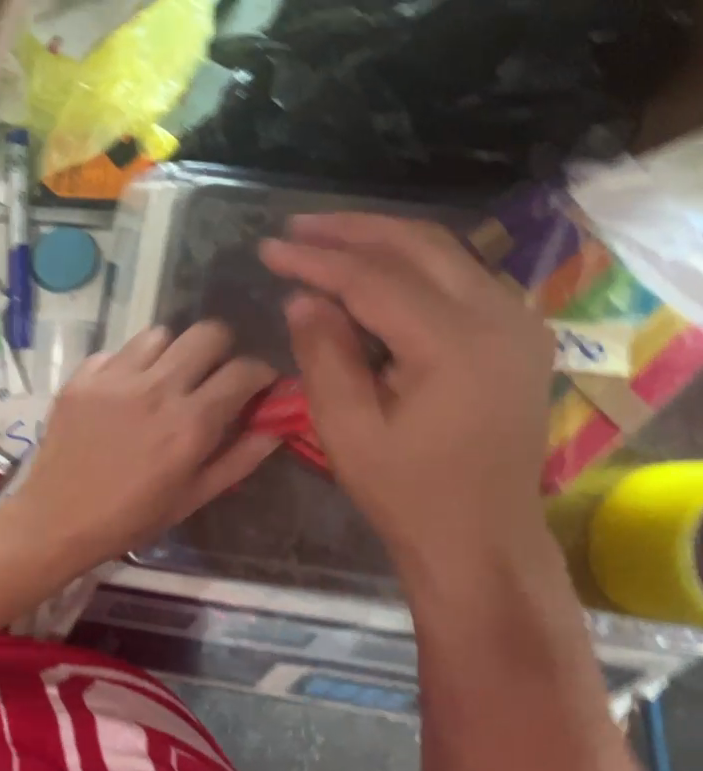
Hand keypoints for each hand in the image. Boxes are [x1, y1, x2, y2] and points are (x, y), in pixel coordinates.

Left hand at [3, 321, 278, 563]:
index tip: (252, 389)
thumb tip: (278, 424)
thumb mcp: (194, 496)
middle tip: (208, 376)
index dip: (258, 375)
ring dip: (169, 353)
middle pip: (207, 332)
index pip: (246, 368)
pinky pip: (112, 353)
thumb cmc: (129, 518)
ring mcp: (112, 382)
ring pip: (158, 335)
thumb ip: (241, 457)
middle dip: (219, 350)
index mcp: (192, 422)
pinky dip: (123, 366)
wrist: (56, 522)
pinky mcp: (78, 383)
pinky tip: (120, 393)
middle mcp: (155, 390)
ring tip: (161, 381)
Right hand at [259, 214, 554, 566]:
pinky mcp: (513, 335)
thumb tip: (302, 299)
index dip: (317, 261)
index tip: (267, 250)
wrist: (477, 530)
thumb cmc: (403, 488)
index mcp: (455, 343)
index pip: (375, 279)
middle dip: (353, 231)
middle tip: (293, 229)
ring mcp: (515, 321)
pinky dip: (409, 265)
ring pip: (446, 254)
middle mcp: (498, 316)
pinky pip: (460, 278)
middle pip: (422, 247)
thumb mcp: (347, 428)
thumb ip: (325, 356)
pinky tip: (370, 272)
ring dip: (382, 241)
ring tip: (323, 240)